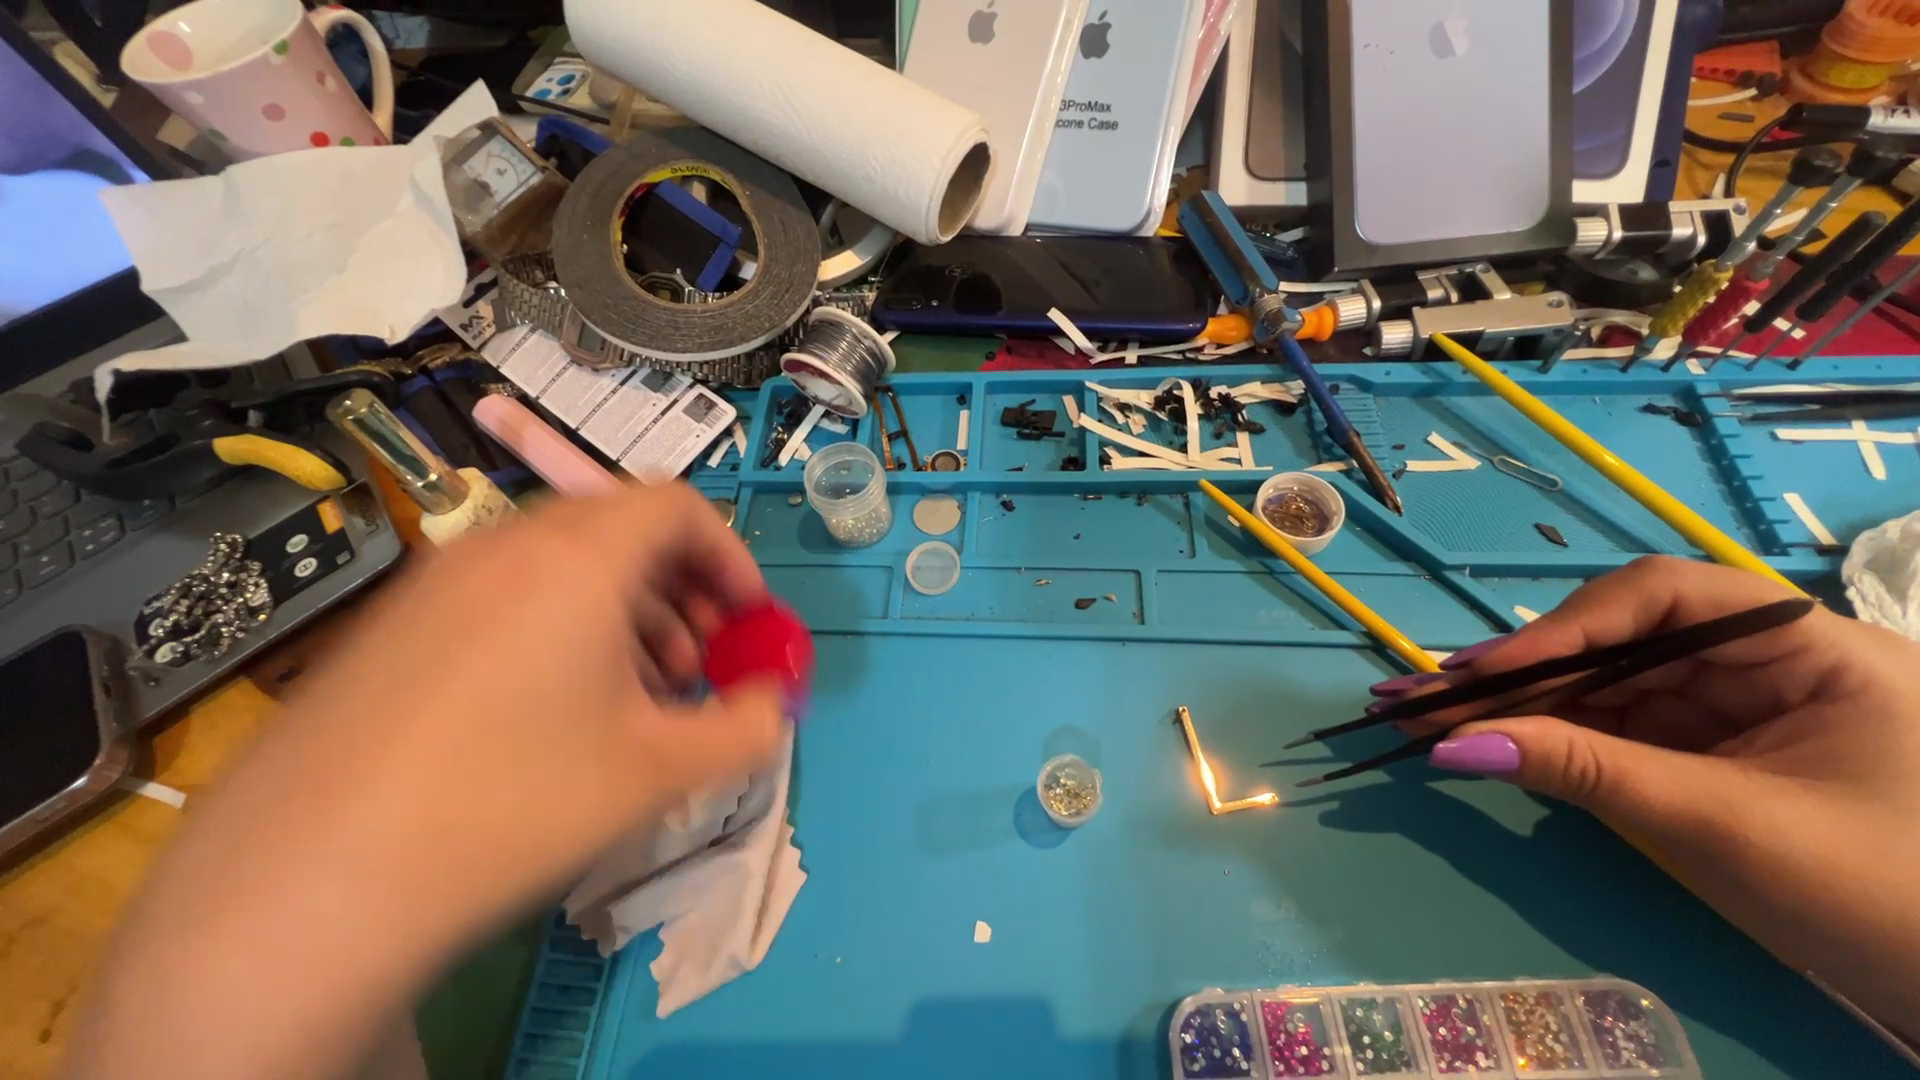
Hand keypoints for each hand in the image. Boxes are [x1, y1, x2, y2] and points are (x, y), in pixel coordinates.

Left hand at [68, 483, 786, 1079]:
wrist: (304, 884)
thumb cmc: (515, 803)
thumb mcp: (661, 769)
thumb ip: (747, 725)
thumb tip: (774, 702)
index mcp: (578, 556)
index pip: (678, 506)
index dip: (731, 557)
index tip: (748, 620)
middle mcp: (506, 545)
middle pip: (623, 531)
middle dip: (684, 592)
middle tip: (700, 665)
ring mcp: (440, 580)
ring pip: (566, 567)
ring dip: (629, 615)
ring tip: (638, 698)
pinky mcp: (396, 625)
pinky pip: (509, 597)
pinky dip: (565, 630)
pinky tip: (560, 712)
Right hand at [1378, 556, 1919, 1033]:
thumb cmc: (1884, 901)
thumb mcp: (1719, 824)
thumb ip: (1580, 770)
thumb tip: (1449, 745)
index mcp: (1812, 649)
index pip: (1662, 598)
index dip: (1562, 627)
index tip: (1484, 671)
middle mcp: (1767, 662)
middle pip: (1616, 645)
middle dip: (1518, 675)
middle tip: (1422, 696)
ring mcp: (1735, 708)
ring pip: (1603, 687)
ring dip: (1518, 706)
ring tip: (1428, 717)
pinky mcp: (1709, 750)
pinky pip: (1614, 728)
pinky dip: (1550, 736)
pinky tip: (1484, 736)